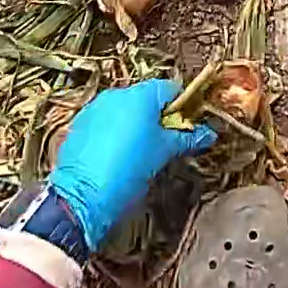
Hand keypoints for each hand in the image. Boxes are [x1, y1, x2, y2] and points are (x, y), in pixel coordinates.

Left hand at [48, 79, 216, 248]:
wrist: (79, 199)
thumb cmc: (130, 170)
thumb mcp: (163, 153)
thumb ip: (187, 138)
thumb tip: (209, 134)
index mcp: (142, 94)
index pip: (172, 88)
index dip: (182, 106)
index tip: (184, 128)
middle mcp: (118, 93)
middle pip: (147, 97)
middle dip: (157, 116)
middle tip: (163, 143)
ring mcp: (95, 107)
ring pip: (125, 109)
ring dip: (134, 123)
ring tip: (137, 152)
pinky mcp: (78, 124)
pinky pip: (105, 121)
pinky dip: (113, 132)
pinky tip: (114, 156)